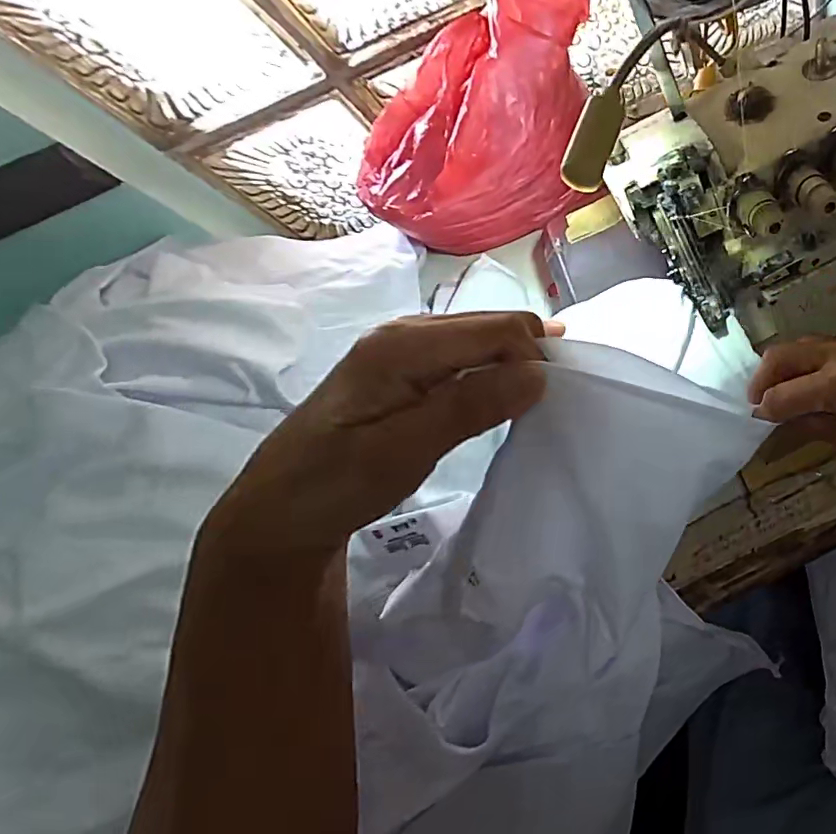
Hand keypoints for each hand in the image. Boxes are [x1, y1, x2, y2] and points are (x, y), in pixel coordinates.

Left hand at [200, 312, 562, 561]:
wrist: (280, 509)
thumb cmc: (336, 483)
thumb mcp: (403, 452)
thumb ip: (469, 408)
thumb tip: (537, 373)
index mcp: (402, 344)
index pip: (494, 329)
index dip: (533, 355)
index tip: (555, 399)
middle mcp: (405, 331)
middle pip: (490, 326)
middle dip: (529, 353)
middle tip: (554, 399)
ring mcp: (403, 345)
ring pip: (480, 338)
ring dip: (513, 361)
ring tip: (536, 400)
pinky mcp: (405, 365)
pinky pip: (464, 355)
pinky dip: (492, 370)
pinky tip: (503, 395)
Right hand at [747, 335, 835, 473]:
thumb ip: (812, 426)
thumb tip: (776, 422)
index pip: (785, 394)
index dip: (766, 410)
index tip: (756, 424)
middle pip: (781, 356)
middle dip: (762, 380)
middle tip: (756, 406)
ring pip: (796, 346)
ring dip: (779, 369)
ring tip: (776, 396)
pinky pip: (815, 347)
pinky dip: (799, 363)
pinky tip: (801, 385)